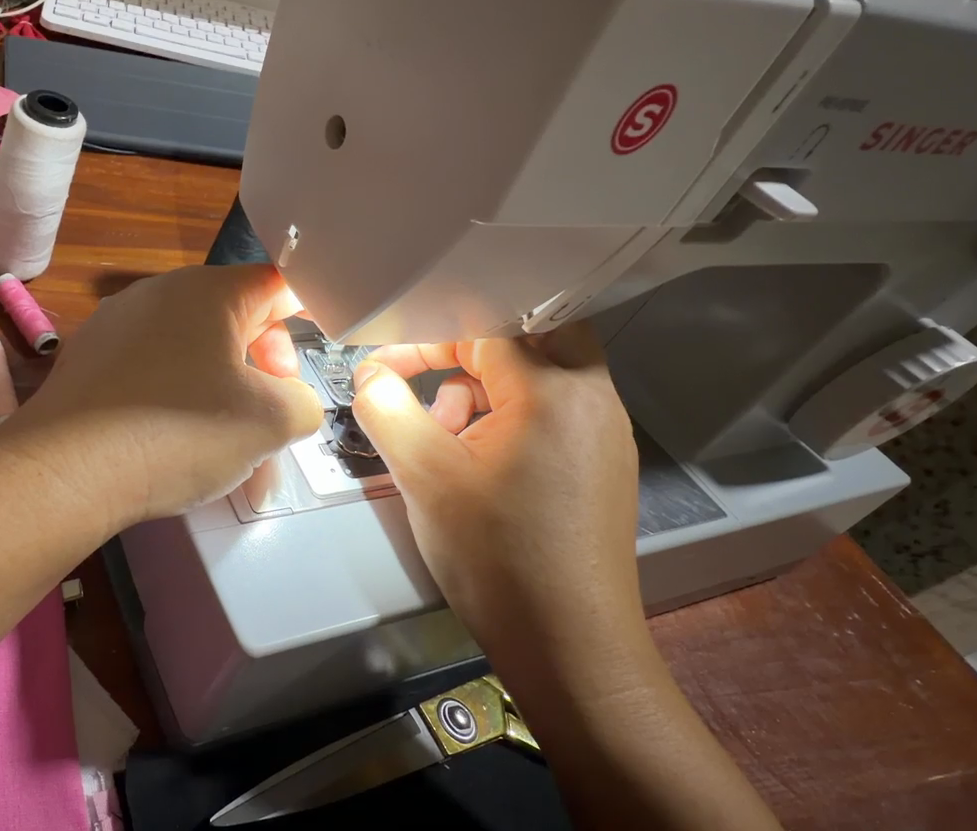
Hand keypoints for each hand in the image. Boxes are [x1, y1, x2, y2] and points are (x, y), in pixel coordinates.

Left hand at [0, 264, 322, 531]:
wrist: (68, 469)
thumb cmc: (178, 433)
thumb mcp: (270, 424)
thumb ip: (301, 402)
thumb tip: (287, 399)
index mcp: (210, 291)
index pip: (277, 286)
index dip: (305, 320)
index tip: (301, 370)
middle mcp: (159, 291)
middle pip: (233, 313)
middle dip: (261, 359)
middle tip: (266, 410)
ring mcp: (116, 320)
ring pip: (189, 340)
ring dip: (217, 378)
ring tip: (220, 432)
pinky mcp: (86, 354)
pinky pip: (148, 360)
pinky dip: (172, 387)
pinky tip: (168, 432)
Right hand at [349, 325, 640, 648]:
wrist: (568, 646)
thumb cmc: (494, 554)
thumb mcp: (423, 474)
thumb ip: (386, 408)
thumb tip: (370, 375)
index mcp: (556, 391)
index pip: (485, 330)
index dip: (426, 341)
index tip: (385, 369)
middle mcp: (594, 399)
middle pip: (532, 334)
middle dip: (472, 350)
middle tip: (431, 378)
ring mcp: (606, 434)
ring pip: (543, 373)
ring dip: (488, 386)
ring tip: (446, 436)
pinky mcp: (604, 465)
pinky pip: (555, 411)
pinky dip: (512, 416)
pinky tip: (477, 463)